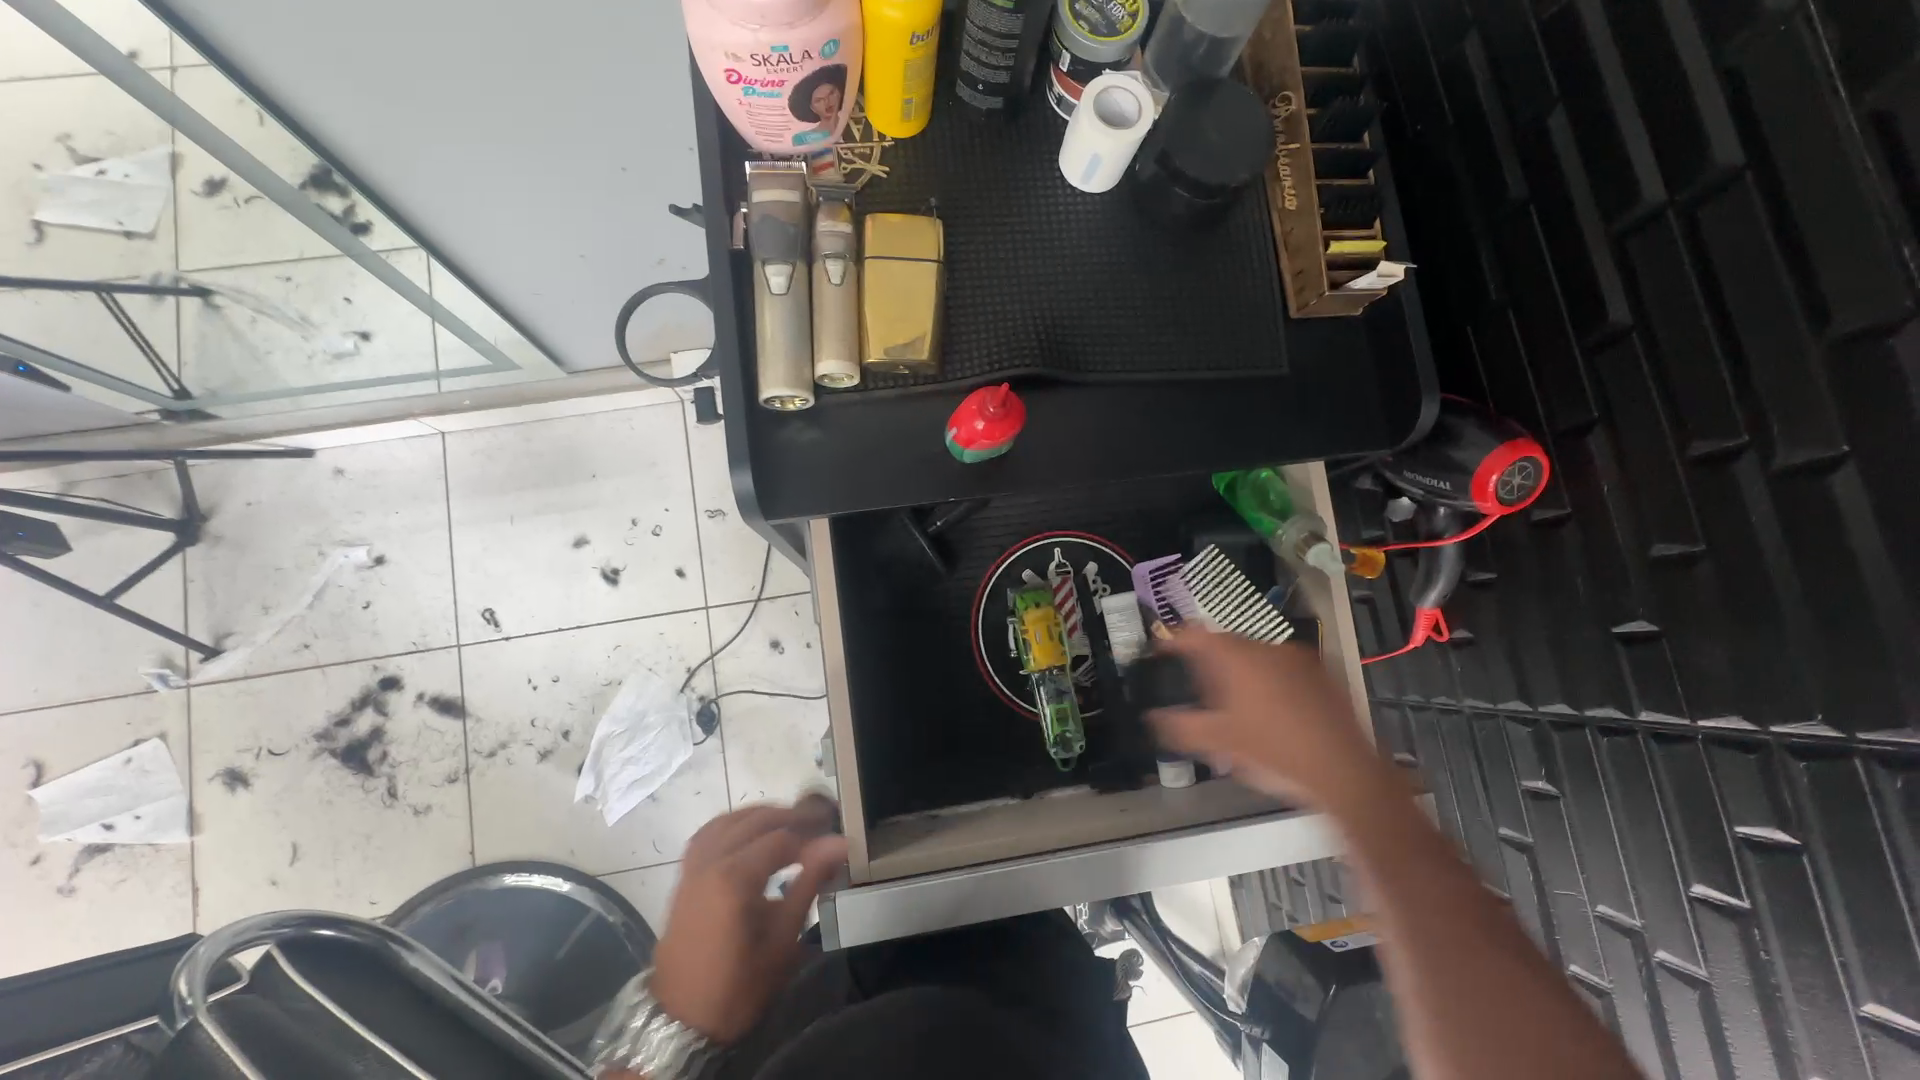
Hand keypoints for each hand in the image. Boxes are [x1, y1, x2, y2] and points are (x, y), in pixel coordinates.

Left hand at [650, 795, 848, 1042]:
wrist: (681, 1020)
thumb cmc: (738, 986)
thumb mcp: (783, 940)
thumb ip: (809, 884)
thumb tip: (838, 844)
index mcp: (735, 877)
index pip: (783, 837)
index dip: (812, 834)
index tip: (836, 838)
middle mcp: (711, 861)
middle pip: (755, 821)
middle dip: (790, 818)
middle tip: (820, 825)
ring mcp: (692, 867)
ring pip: (729, 821)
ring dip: (761, 817)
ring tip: (789, 825)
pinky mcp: (683, 877)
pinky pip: (708, 834)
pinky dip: (732, 825)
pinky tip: (749, 835)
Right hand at [1146, 629, 1400, 812]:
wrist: (1345, 772)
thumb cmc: (1276, 753)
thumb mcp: (1219, 743)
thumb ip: (1179, 727)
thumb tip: (1153, 718)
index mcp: (1239, 657)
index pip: (1195, 635)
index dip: (1173, 640)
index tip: (1161, 649)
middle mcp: (1269, 648)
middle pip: (1227, 646)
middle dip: (1208, 664)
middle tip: (1196, 691)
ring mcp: (1300, 661)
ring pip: (1256, 658)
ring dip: (1238, 674)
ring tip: (1231, 707)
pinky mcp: (1323, 676)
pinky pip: (1282, 670)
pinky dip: (1266, 683)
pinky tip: (1267, 714)